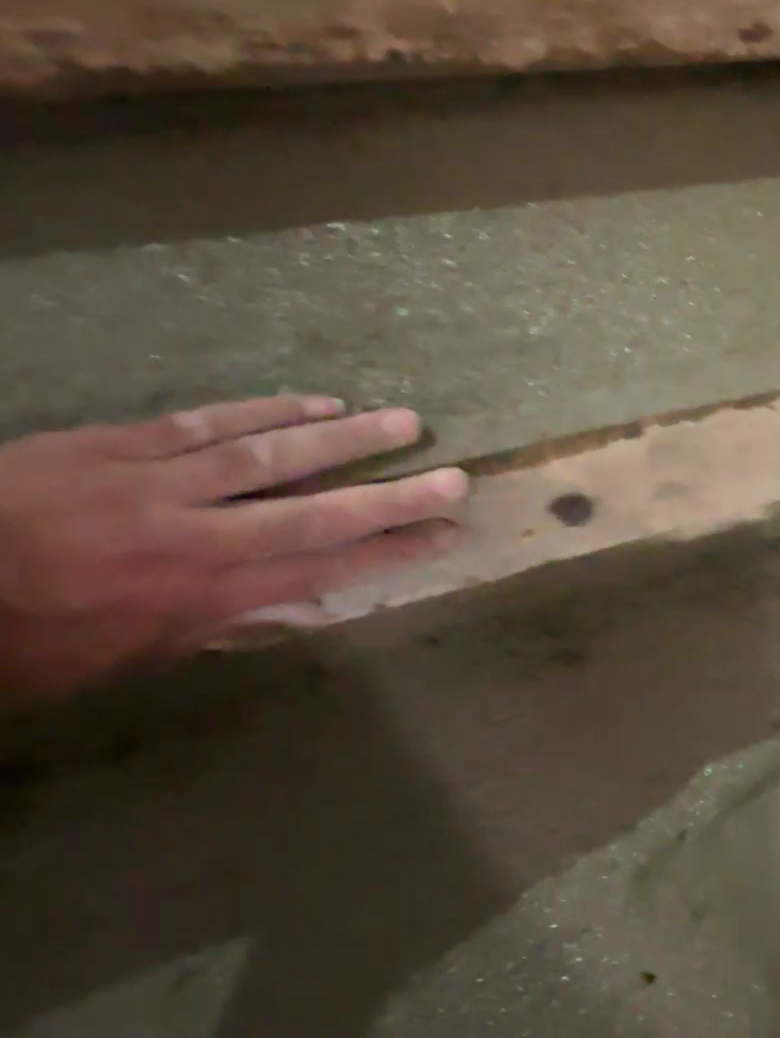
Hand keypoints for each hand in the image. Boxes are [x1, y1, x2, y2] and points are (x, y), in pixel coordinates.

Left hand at [0, 395, 467, 699]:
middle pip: (314, 513)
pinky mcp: (114, 444)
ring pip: (270, 456)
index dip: (390, 551)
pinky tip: (317, 401)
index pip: (322, 570)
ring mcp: (155, 484)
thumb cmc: (14, 639)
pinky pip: (205, 422)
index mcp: (198, 596)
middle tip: (455, 477)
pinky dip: (267, 409)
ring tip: (404, 420)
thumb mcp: (112, 658)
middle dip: (392, 495)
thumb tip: (271, 602)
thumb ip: (198, 624)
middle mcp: (196, 538)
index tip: (444, 534)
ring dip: (345, 437)